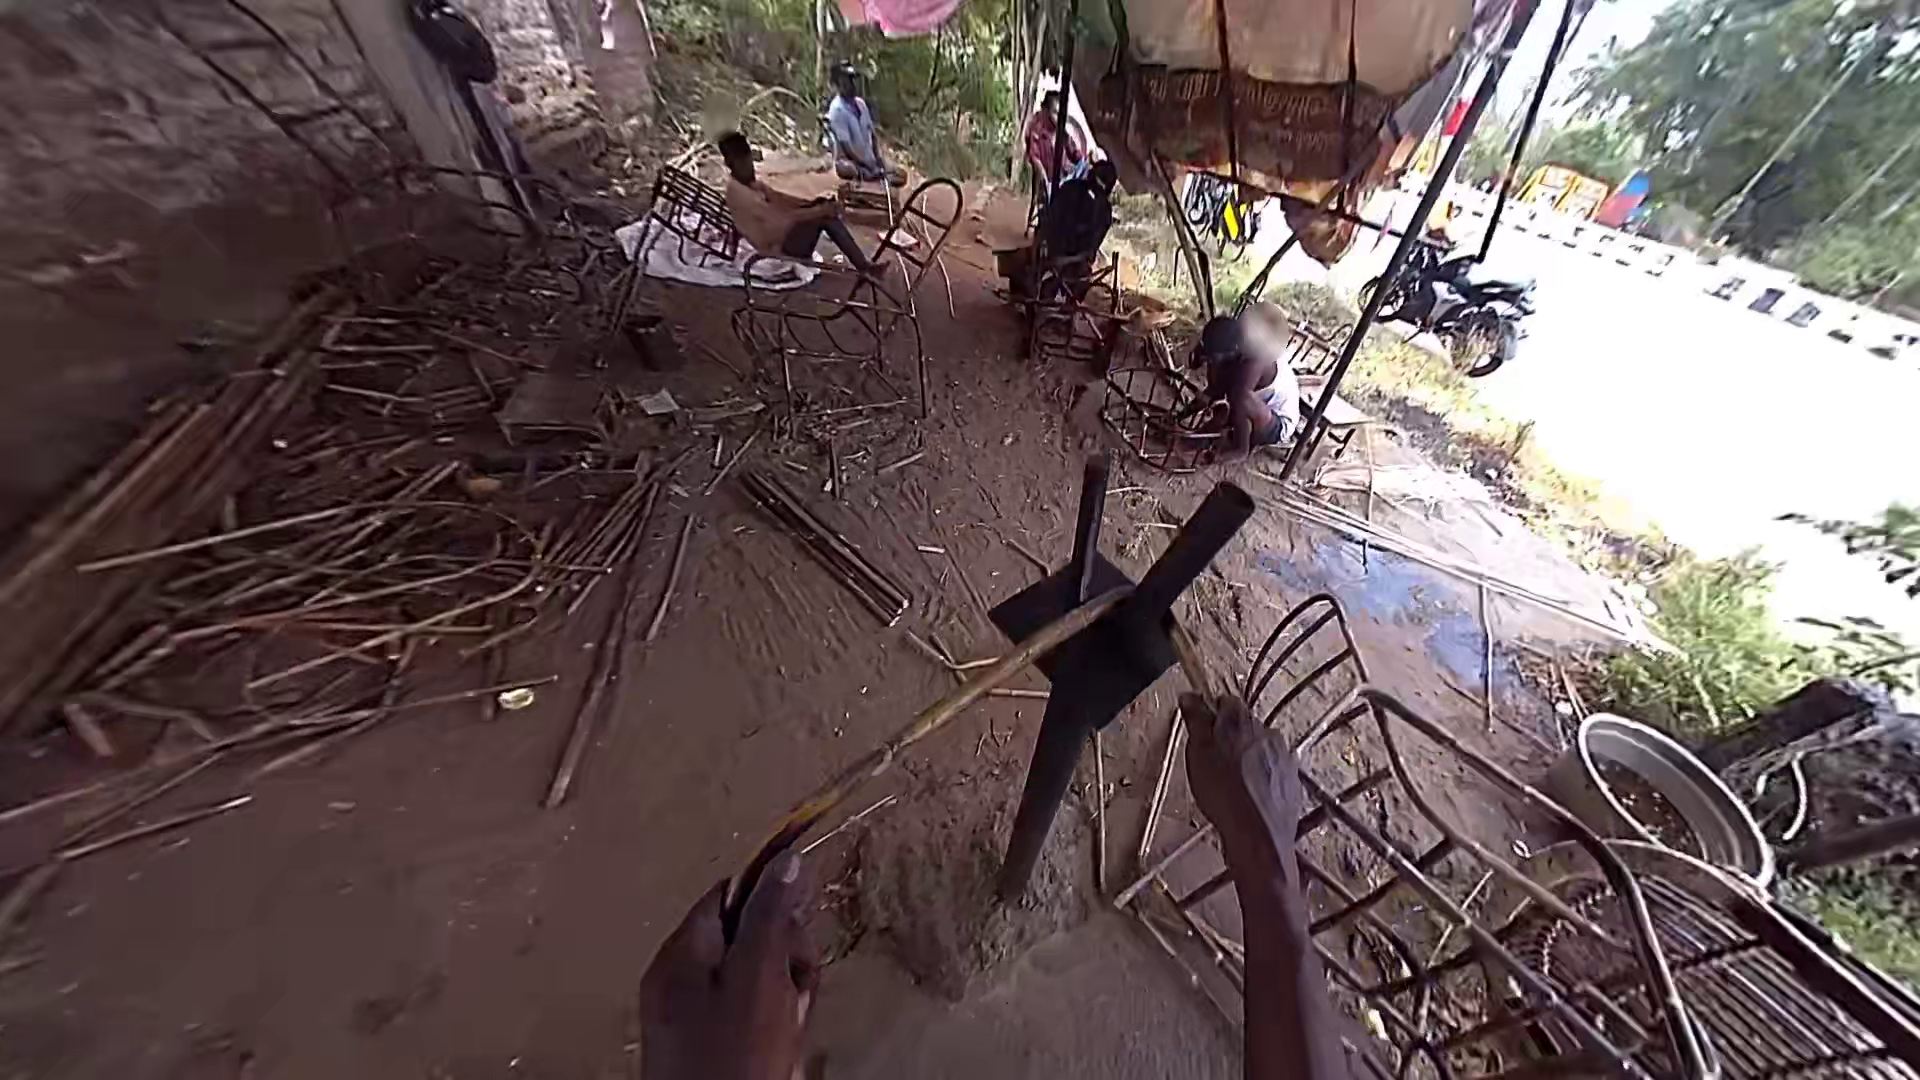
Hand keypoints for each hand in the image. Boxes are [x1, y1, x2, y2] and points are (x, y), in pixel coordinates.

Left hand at [640, 853, 817, 1079]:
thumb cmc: (736, 1057)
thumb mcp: (759, 975)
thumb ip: (770, 912)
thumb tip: (786, 858)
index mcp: (680, 954)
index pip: (730, 892)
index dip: (770, 894)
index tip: (802, 913)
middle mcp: (679, 978)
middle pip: (743, 928)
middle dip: (782, 945)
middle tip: (799, 975)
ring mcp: (690, 1015)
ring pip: (752, 966)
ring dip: (784, 979)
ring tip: (794, 1014)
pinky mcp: (707, 1043)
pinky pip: (747, 1003)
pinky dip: (774, 1010)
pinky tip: (786, 1035)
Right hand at [1183, 694, 1304, 879]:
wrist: (1257, 837)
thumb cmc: (1224, 793)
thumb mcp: (1198, 751)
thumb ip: (1196, 719)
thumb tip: (1190, 696)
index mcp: (1242, 721)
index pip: (1225, 701)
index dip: (1210, 712)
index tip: (1199, 726)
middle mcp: (1267, 733)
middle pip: (1243, 724)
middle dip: (1227, 735)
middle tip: (1209, 756)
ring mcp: (1282, 758)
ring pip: (1257, 747)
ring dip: (1244, 756)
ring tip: (1226, 779)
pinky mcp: (1291, 782)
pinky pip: (1270, 769)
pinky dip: (1258, 776)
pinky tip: (1244, 793)